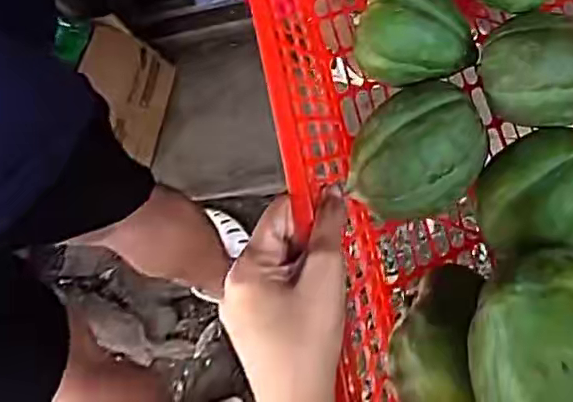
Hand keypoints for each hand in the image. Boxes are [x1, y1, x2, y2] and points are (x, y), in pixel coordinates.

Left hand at [219, 192, 348, 401]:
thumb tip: (332, 191)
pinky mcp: (257, 320)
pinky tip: (318, 298)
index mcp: (246, 268)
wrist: (298, 400)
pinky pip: (283, 281)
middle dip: (313, 238)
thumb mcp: (326, 271)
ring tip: (326, 283)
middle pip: (284, 234)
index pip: (281, 210)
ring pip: (286, 258)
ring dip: (311, 260)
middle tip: (333, 255)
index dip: (311, 203)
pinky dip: (305, 280)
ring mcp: (245, 303)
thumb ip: (328, 225)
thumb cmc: (306, 344)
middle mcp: (238, 283)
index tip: (334, 199)